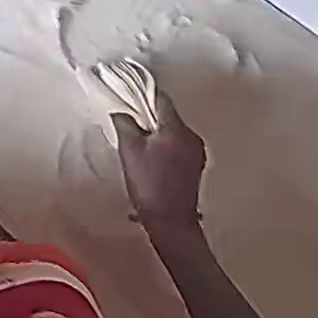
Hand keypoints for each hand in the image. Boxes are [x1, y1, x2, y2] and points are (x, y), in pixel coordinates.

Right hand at [112, 88, 205, 228]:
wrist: (171, 223)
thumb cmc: (149, 183)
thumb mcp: (129, 150)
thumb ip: (124, 123)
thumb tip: (120, 110)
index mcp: (176, 128)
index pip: (161, 99)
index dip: (144, 95)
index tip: (130, 97)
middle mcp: (191, 136)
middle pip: (168, 115)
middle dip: (150, 117)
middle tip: (131, 124)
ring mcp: (197, 152)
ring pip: (174, 131)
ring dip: (158, 132)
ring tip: (140, 144)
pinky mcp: (196, 166)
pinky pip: (179, 145)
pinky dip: (167, 146)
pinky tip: (153, 159)